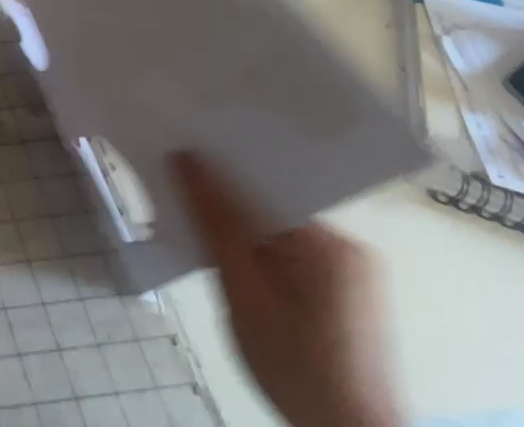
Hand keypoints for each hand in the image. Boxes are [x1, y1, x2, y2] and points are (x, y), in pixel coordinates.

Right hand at [171, 152, 403, 426]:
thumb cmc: (294, 367)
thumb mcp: (243, 294)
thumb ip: (217, 225)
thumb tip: (186, 158)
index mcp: (331, 243)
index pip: (262, 187)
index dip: (215, 171)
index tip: (169, 155)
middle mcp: (351, 247)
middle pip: (272, 206)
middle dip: (223, 203)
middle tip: (173, 195)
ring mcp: (354, 270)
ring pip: (279, 230)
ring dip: (239, 232)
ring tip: (195, 231)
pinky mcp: (348, 290)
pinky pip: (292, 252)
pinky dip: (259, 253)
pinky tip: (233, 266)